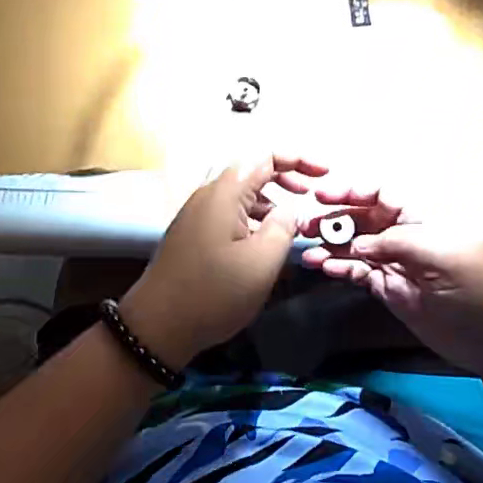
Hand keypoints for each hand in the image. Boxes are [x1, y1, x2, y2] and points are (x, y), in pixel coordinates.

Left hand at [119, 155, 325, 369]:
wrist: (158, 325)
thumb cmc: (215, 293)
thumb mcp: (262, 262)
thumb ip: (284, 228)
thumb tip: (290, 211)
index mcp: (224, 194)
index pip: (264, 157)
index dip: (298, 160)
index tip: (323, 175)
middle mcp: (206, 196)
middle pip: (249, 172)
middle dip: (284, 178)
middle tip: (309, 196)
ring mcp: (195, 216)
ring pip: (238, 195)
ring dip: (268, 202)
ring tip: (291, 224)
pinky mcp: (191, 236)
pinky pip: (227, 214)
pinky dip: (251, 218)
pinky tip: (262, 243)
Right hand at [298, 185, 482, 375]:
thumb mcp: (443, 252)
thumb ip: (398, 241)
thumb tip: (359, 243)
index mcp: (427, 217)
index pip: (384, 195)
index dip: (354, 192)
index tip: (324, 195)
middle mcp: (410, 237)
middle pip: (365, 219)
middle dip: (335, 218)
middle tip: (305, 224)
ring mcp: (400, 266)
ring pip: (358, 249)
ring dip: (332, 247)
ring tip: (308, 252)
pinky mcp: (394, 293)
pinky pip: (362, 275)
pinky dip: (343, 271)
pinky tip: (325, 269)